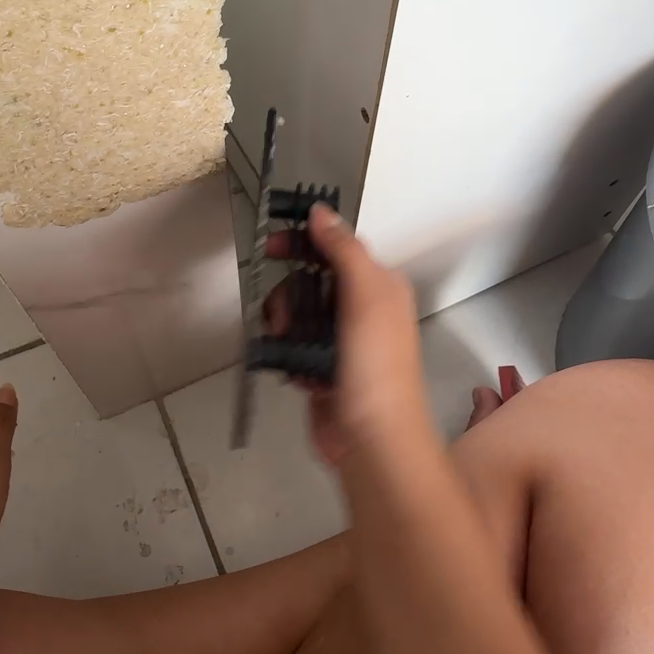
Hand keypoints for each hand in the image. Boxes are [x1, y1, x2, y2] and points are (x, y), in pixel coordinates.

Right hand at [268, 205, 431, 464]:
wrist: (373, 442)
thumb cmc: (376, 367)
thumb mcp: (366, 297)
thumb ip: (343, 250)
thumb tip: (321, 212)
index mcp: (381, 287)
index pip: (337, 247)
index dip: (305, 241)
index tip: (272, 245)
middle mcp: (363, 311)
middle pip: (310, 280)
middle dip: (289, 292)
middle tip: (283, 312)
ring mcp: (341, 342)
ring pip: (297, 313)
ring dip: (285, 324)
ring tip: (288, 344)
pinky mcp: (322, 370)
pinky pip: (292, 346)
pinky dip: (286, 352)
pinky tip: (292, 367)